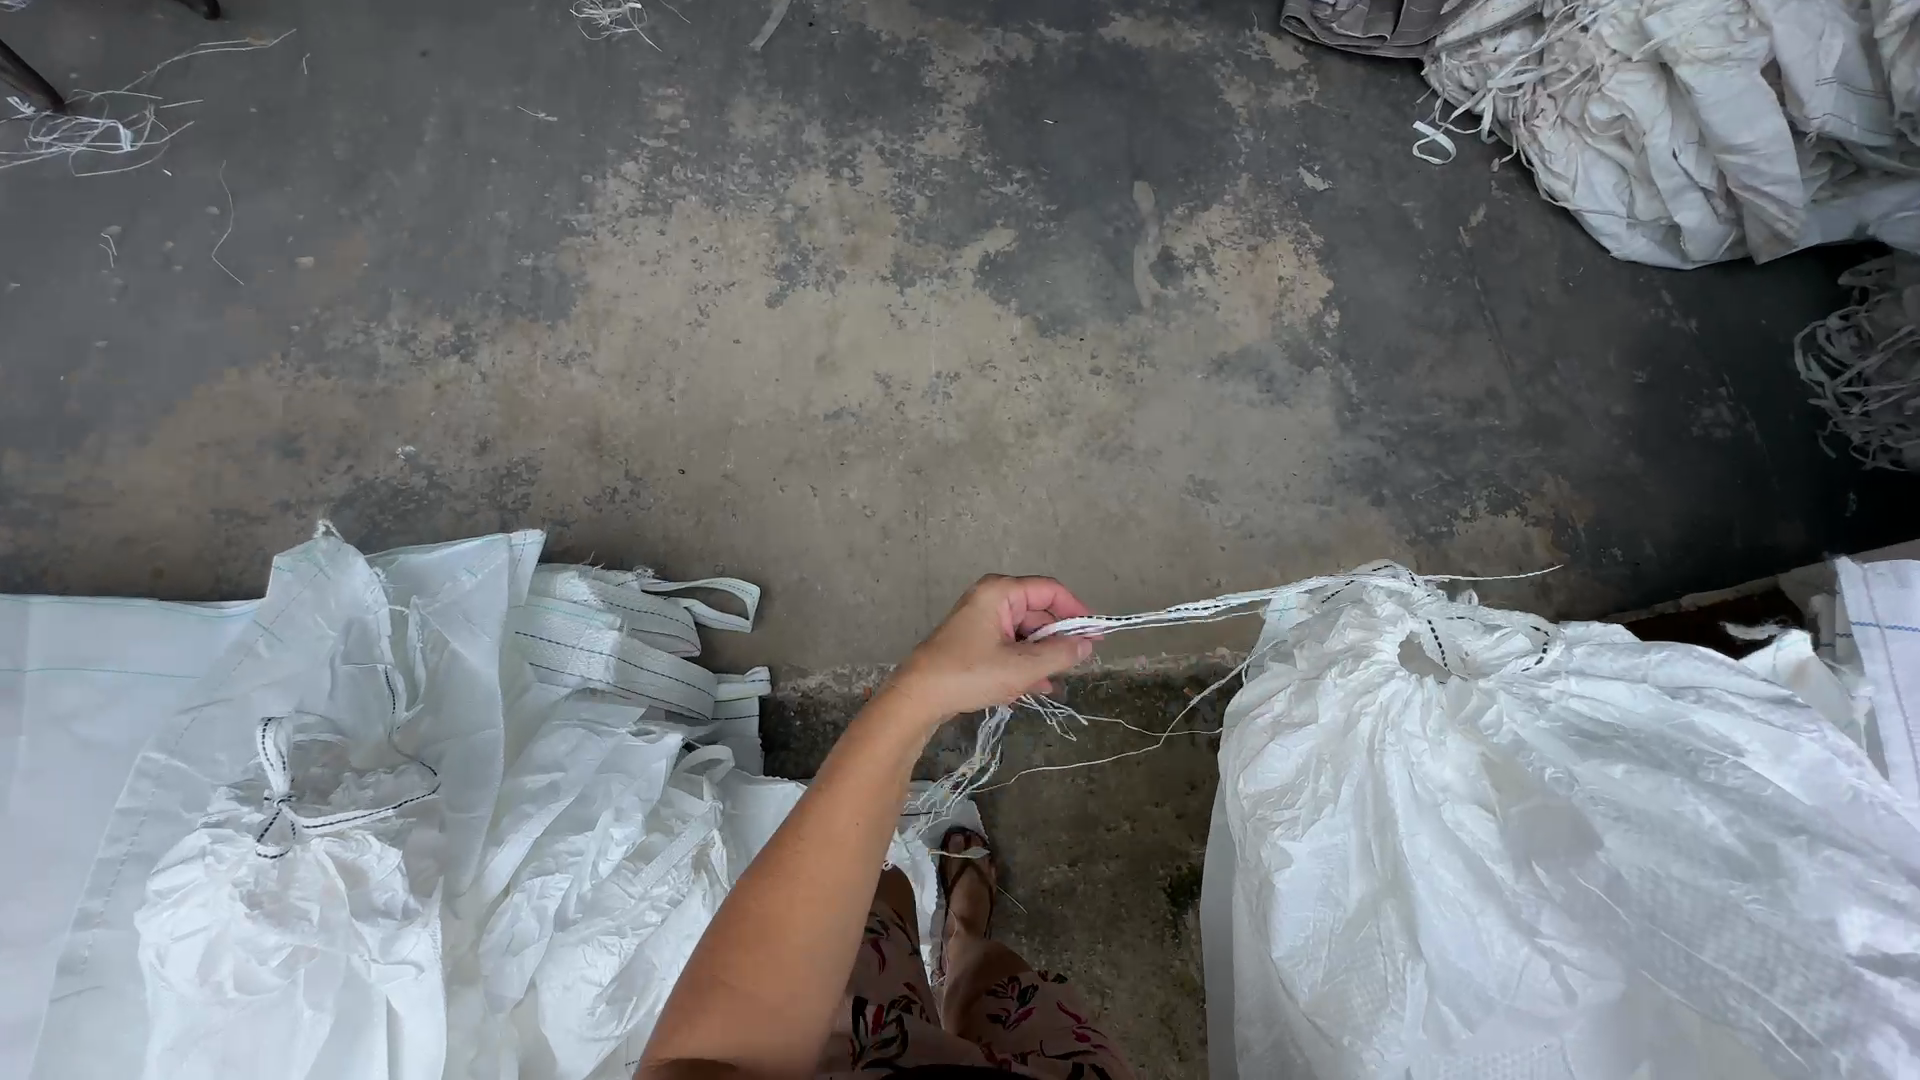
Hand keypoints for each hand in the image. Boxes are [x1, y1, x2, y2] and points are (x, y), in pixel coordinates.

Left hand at [884, 575, 1096, 721]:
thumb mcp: (1022, 667)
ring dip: (1041, 657)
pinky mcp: (974, 642)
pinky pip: (1009, 646)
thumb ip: (1059, 654)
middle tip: (1074, 665)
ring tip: (1050, 683)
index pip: (1051, 591)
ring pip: (1025, 633)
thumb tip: (1086, 645)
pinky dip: (1023, 664)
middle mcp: (991, 599)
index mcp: (1000, 593)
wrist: (918, 696)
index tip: (1096, 636)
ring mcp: (981, 621)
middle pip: (1038, 612)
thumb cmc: (969, 674)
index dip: (1077, 611)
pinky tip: (1034, 689)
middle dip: (1056, 640)